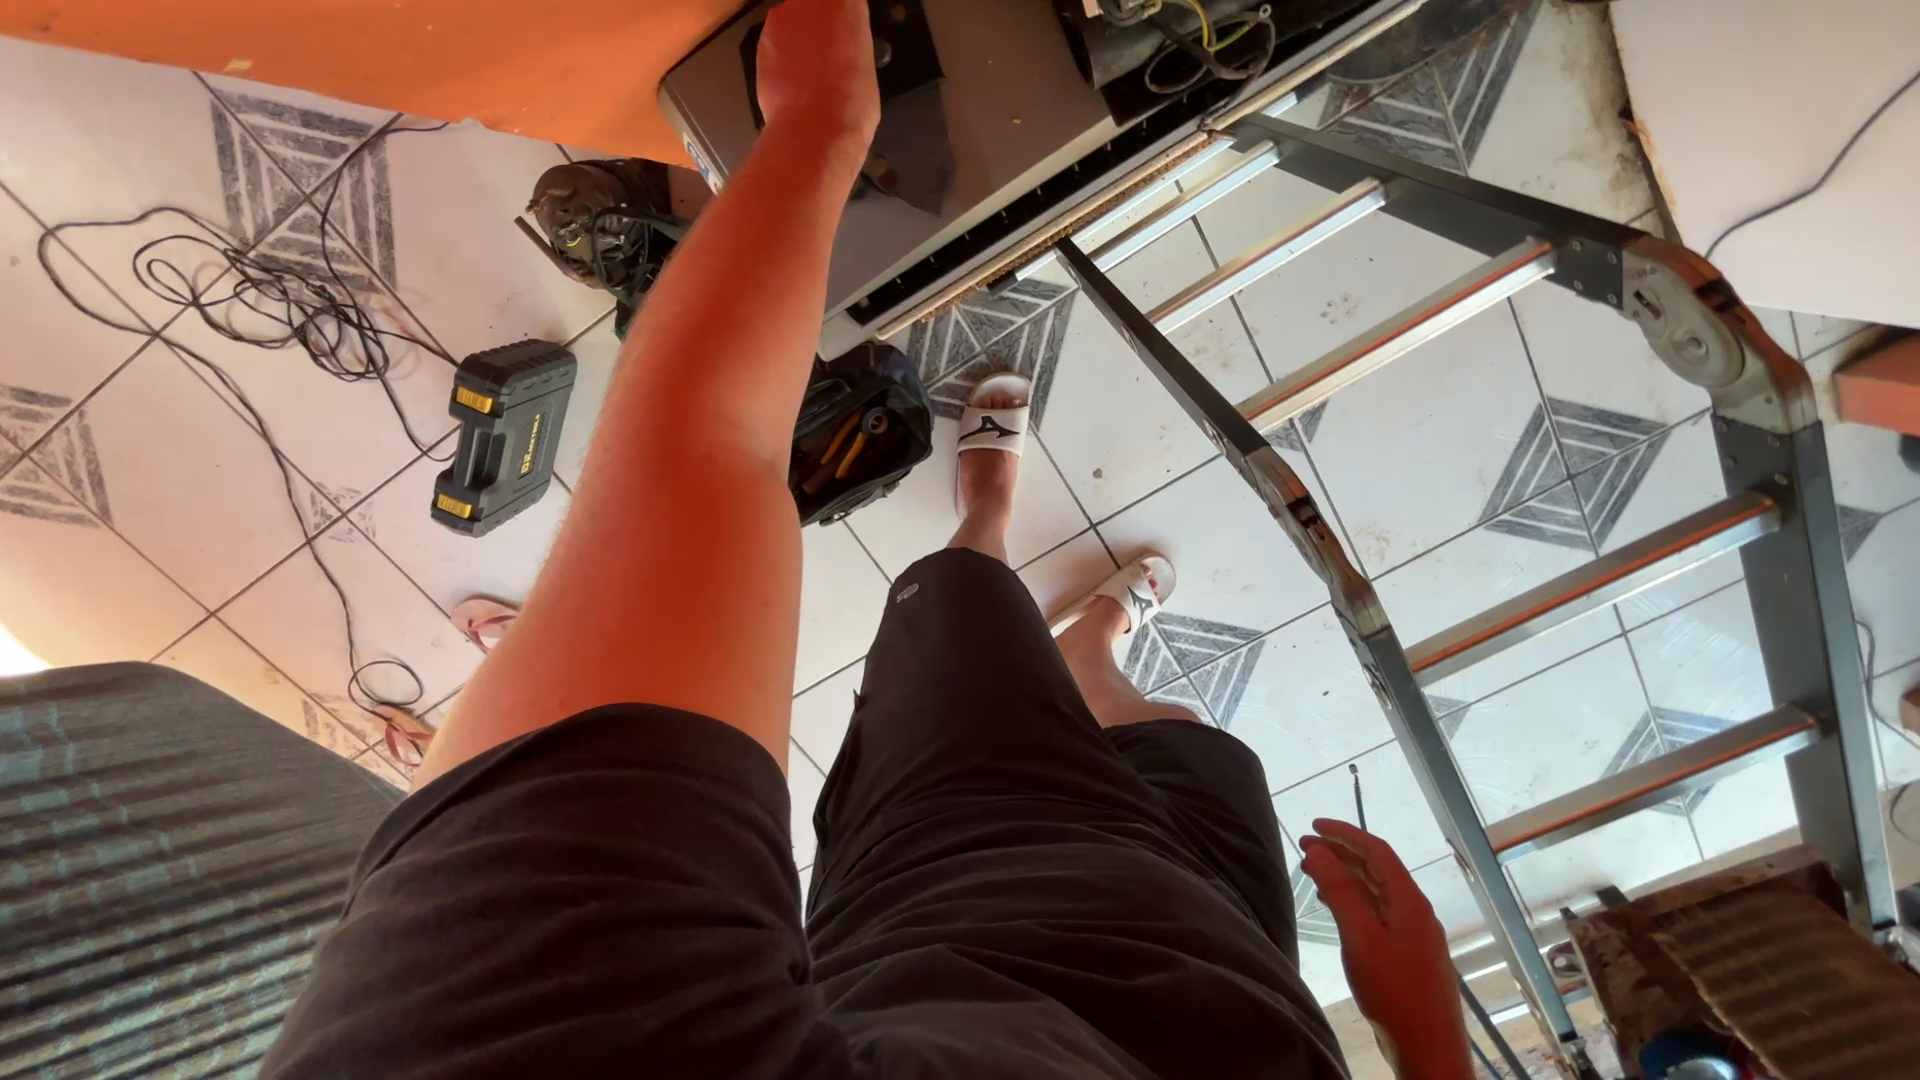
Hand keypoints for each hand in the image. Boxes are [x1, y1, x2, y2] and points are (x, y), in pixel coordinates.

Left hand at [756, 0, 881, 152]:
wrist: (816, 131)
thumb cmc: (854, 105)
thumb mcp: (865, 68)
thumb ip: (851, 47)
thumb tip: (843, 53)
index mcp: (845, 2)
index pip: (843, 2)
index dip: (842, 20)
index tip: (844, 35)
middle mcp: (810, 0)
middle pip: (811, 5)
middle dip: (816, 25)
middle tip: (826, 55)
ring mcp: (782, 19)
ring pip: (790, 23)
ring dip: (797, 41)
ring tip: (806, 75)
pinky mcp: (761, 42)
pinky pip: (774, 45)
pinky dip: (780, 60)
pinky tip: (791, 84)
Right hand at [1300, 819, 1471, 1079]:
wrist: (1430, 1051)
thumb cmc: (1394, 990)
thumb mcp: (1361, 937)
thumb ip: (1340, 890)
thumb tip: (1318, 850)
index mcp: (1409, 901)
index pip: (1377, 851)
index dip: (1345, 833)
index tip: (1313, 825)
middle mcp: (1414, 911)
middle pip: (1376, 868)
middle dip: (1340, 852)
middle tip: (1303, 846)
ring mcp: (1413, 933)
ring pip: (1375, 890)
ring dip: (1343, 875)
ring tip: (1310, 871)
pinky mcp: (1407, 953)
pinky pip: (1376, 911)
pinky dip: (1351, 898)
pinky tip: (1333, 904)